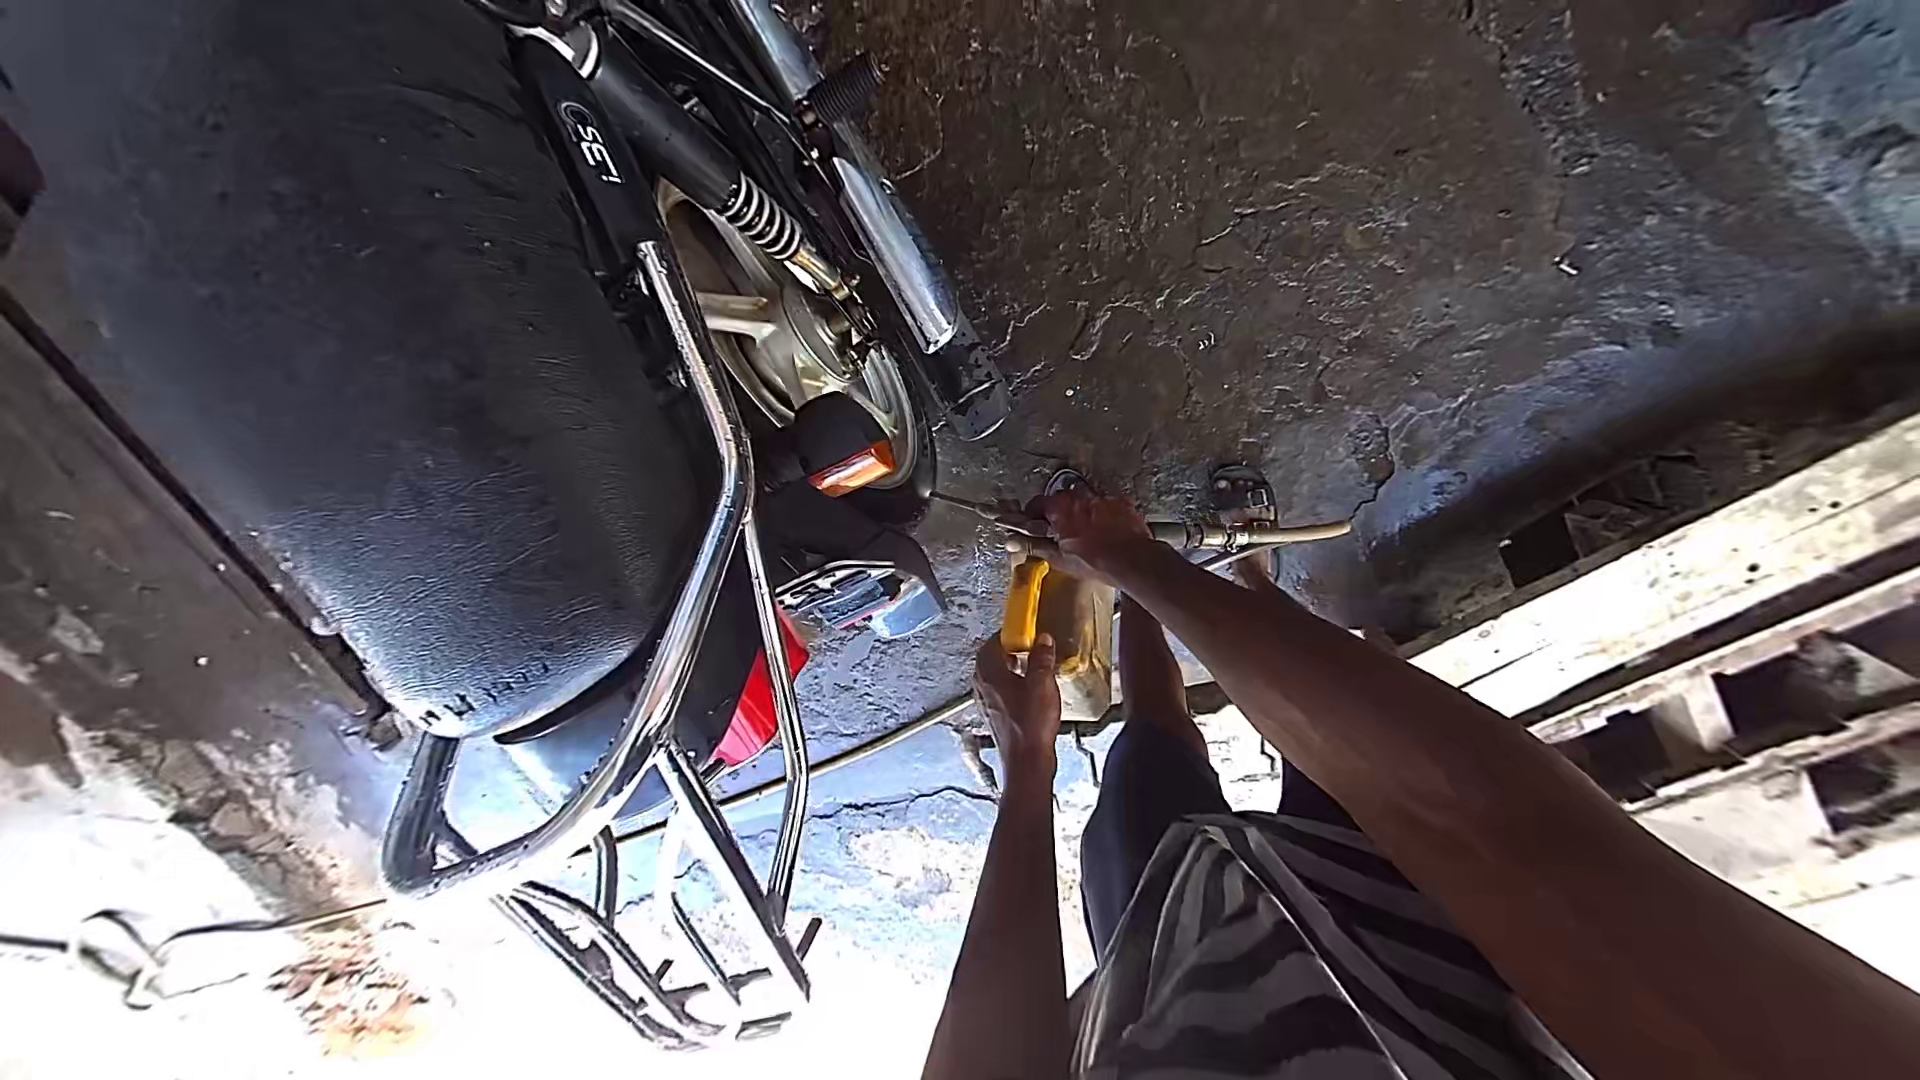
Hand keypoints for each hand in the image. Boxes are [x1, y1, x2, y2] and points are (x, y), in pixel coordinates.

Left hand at [973, 634, 1060, 788]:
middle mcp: (981, 685)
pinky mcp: (993, 715)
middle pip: (989, 658)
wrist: (1026, 762)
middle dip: (1007, 649)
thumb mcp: (1042, 685)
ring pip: (993, 675)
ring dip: (1009, 667)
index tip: (1023, 631)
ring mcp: (985, 701)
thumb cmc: (1031, 724)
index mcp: (989, 673)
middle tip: (1026, 646)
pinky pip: (998, 690)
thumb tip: (1043, 640)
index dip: (1007, 635)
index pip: (991, 643)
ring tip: (1029, 666)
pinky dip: (1010, 684)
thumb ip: (1041, 659)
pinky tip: (1028, 690)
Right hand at [1030, 489, 1158, 585]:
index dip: (1033, 514)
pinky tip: (1105, 531)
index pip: (1037, 503)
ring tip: (1086, 533)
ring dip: (1082, 512)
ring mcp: (1102, 498)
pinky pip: (1106, 505)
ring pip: (1085, 501)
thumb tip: (1017, 542)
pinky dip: (1103, 514)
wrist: (1130, 560)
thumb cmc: (1096, 560)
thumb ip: (1036, 546)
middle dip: (1059, 513)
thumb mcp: (1059, 558)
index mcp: (1060, 508)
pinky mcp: (1120, 503)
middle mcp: (1080, 497)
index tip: (1034, 521)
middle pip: (1061, 499)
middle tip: (1061, 530)